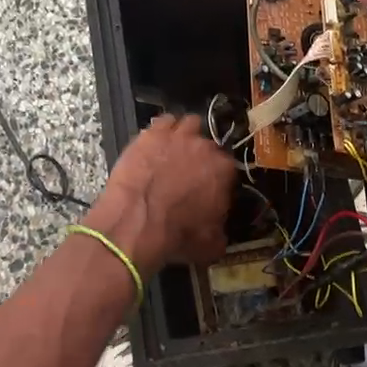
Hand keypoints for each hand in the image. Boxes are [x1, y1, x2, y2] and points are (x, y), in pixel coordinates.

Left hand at [84, 114, 235, 273]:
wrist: (138, 221)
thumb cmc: (177, 235)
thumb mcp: (211, 245)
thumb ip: (221, 229)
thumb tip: (220, 229)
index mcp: (223, 170)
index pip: (228, 167)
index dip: (219, 178)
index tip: (211, 188)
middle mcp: (204, 146)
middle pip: (208, 144)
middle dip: (201, 156)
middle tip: (190, 171)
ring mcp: (177, 135)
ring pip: (189, 123)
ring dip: (185, 134)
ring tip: (175, 149)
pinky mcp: (151, 132)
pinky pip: (164, 121)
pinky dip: (163, 129)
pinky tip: (156, 141)